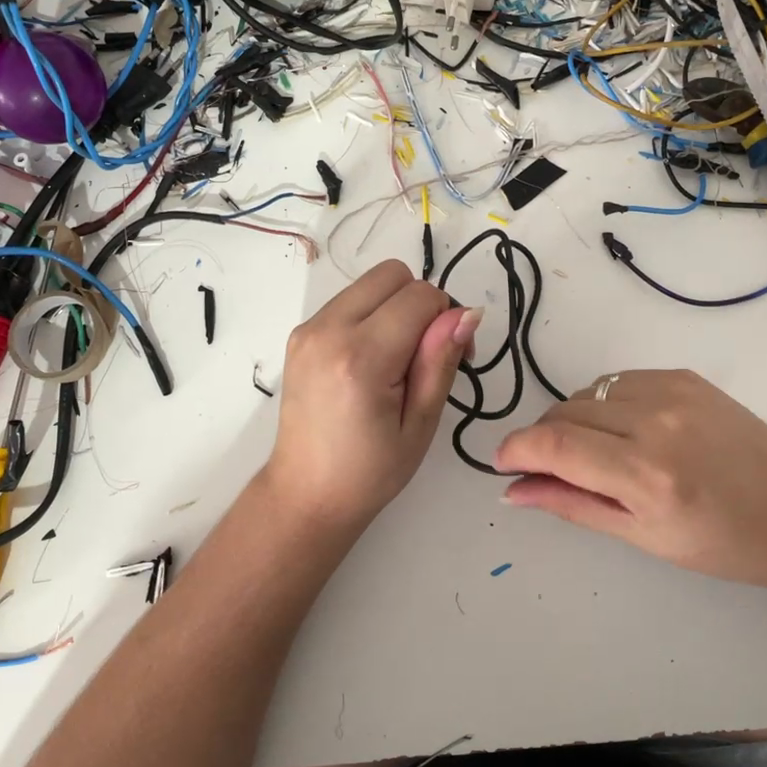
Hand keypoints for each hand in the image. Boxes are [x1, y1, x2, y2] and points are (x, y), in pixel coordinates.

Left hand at [264, 260, 482, 529]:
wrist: (306, 493)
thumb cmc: (370, 471)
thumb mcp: (420, 424)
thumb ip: (441, 361)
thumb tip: (466, 313)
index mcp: (361, 358)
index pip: (421, 296)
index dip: (448, 318)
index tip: (453, 356)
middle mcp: (328, 331)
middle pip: (393, 274)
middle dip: (420, 303)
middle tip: (425, 353)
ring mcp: (309, 328)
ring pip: (370, 282)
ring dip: (394, 307)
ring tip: (397, 360)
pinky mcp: (300, 333)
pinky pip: (348, 299)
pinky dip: (371, 315)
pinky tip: (372, 360)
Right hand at [494, 369, 766, 589]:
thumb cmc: (719, 542)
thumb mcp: (640, 537)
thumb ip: (571, 505)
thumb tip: (512, 490)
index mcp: (645, 475)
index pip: (554, 443)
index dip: (516, 449)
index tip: (501, 463)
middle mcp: (655, 422)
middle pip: (564, 411)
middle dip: (544, 439)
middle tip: (553, 468)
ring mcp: (672, 391)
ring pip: (587, 391)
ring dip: (575, 419)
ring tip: (599, 452)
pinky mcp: (684, 375)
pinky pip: (618, 380)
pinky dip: (606, 402)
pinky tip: (627, 429)